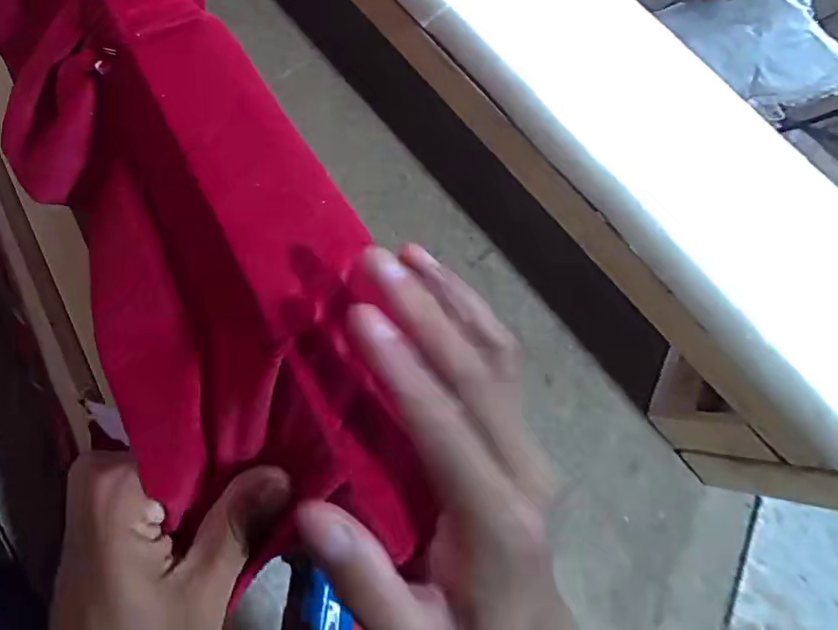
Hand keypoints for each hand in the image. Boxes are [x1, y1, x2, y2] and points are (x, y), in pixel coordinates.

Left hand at [50, 452, 289, 629]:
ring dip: (206, 482)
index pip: (184, 434)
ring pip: (168, 464)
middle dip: (220, 464)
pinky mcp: (99, 507)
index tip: (270, 445)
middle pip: (175, 447)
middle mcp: (95, 469)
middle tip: (268, 472)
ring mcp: (92, 487)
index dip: (229, 441)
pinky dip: (184, 497)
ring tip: (253, 485)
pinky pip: (152, 482)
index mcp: (112, 480)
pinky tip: (219, 505)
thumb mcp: (198, 595)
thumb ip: (236, 525)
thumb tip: (282, 471)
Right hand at [296, 245, 574, 629]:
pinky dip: (468, 310)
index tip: (356, 312)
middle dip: (423, 308)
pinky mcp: (520, 433)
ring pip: (496, 351)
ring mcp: (528, 444)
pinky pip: (499, 359)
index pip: (445, 425)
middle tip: (372, 259)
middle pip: (476, 371)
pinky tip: (437, 280)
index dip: (401, 367)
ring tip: (408, 252)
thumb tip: (310, 513)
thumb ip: (367, 585)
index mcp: (498, 521)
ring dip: (450, 296)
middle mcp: (523, 468)